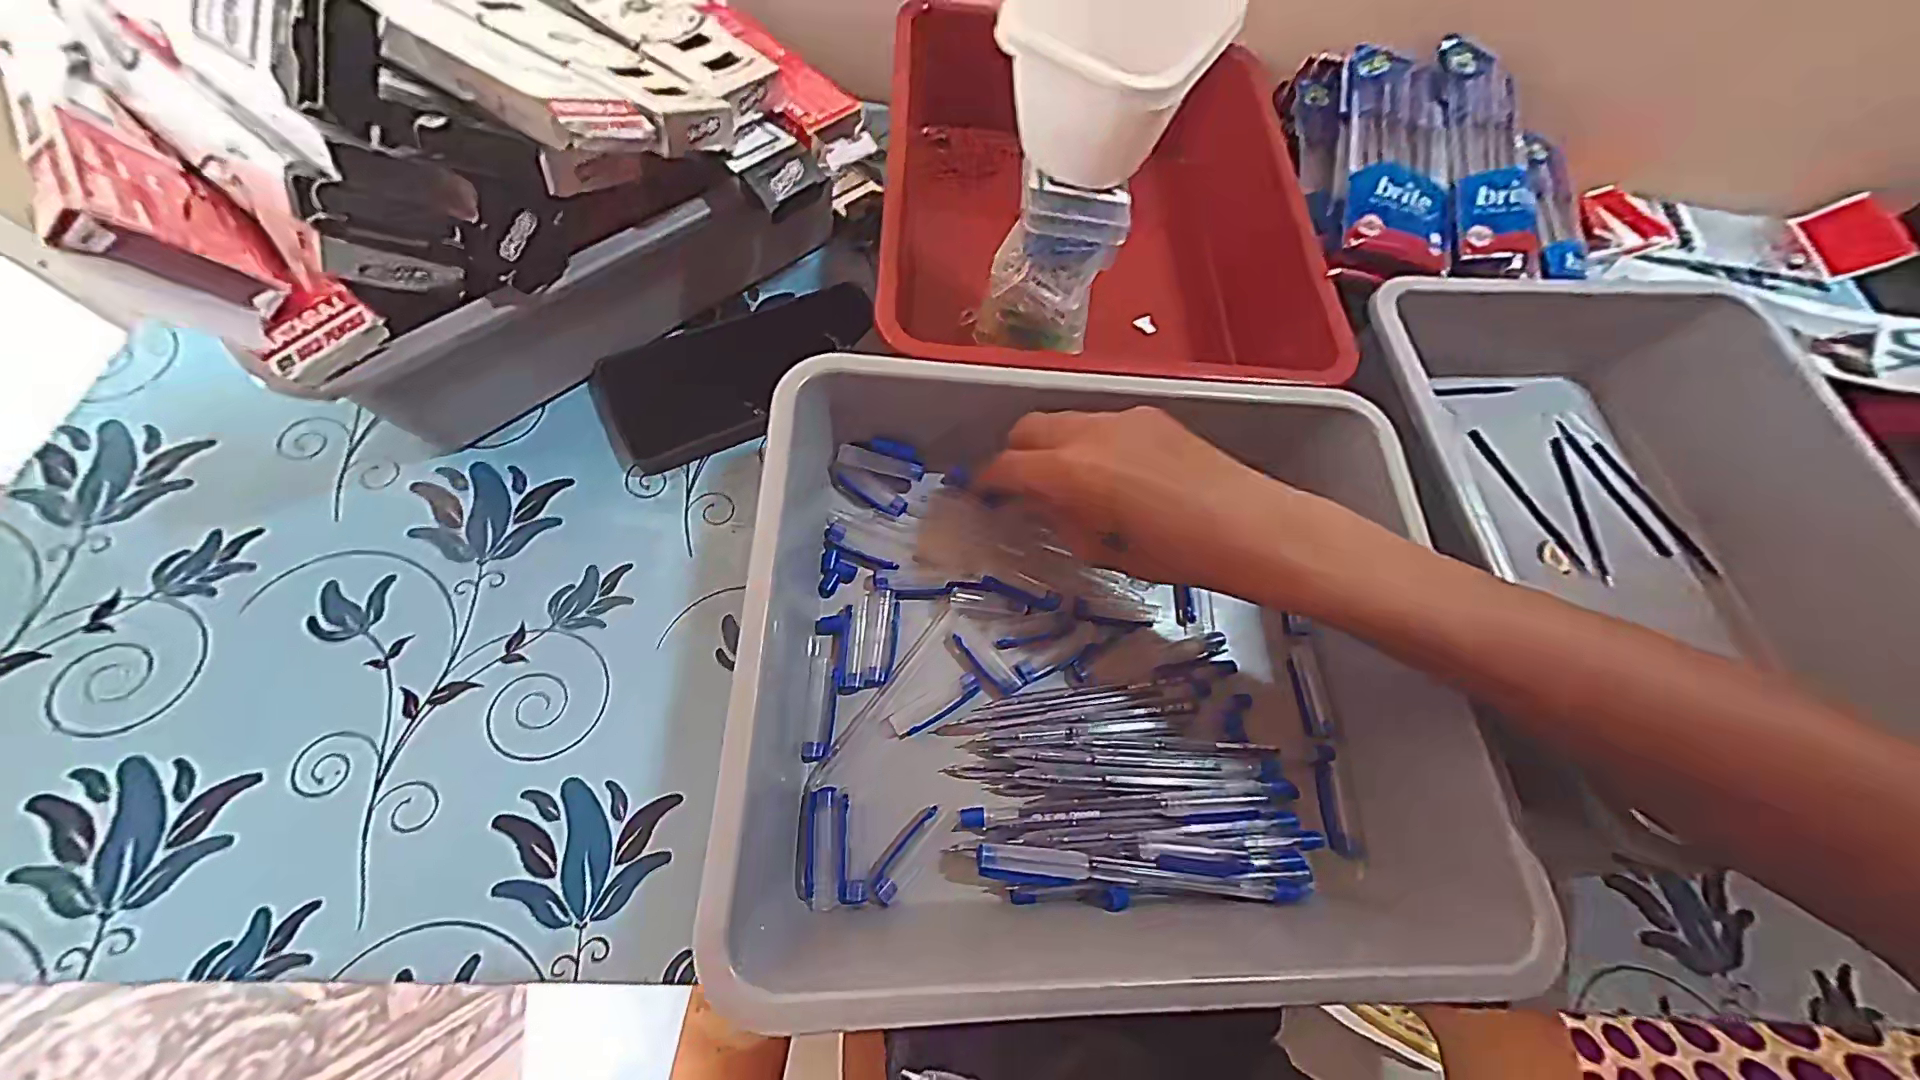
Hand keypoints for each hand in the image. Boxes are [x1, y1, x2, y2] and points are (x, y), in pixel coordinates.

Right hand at [975, 407, 1377, 605]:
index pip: (1008, 466)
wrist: (1252, 527)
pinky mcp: (1151, 415)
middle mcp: (1089, 433)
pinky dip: (1085, 441)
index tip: (982, 493)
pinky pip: (1099, 422)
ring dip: (1049, 445)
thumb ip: (1063, 521)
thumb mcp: (1104, 550)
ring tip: (1064, 478)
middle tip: (1018, 486)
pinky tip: (1108, 470)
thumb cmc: (1177, 554)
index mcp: (1071, 472)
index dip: (987, 481)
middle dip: (1014, 454)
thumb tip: (1045, 505)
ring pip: (1063, 420)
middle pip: (1027, 428)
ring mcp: (1122, 418)